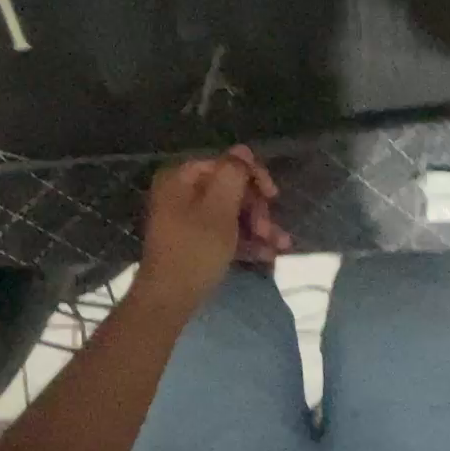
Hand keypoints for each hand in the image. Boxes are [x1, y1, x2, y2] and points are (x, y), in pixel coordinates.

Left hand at [135, 146, 290, 305]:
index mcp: (181, 178)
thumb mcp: (219, 209)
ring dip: (258, 228)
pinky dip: (245, 242)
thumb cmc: (195, 250)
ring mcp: (186, 219)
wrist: (169, 300)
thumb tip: (242, 150)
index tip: (274, 197)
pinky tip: (267, 256)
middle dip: (258, 210)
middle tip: (270, 231)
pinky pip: (225, 233)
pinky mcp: (194, 243)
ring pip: (232, 214)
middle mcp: (181, 193)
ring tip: (280, 247)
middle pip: (231, 189)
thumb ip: (233, 174)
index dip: (254, 178)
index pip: (227, 164)